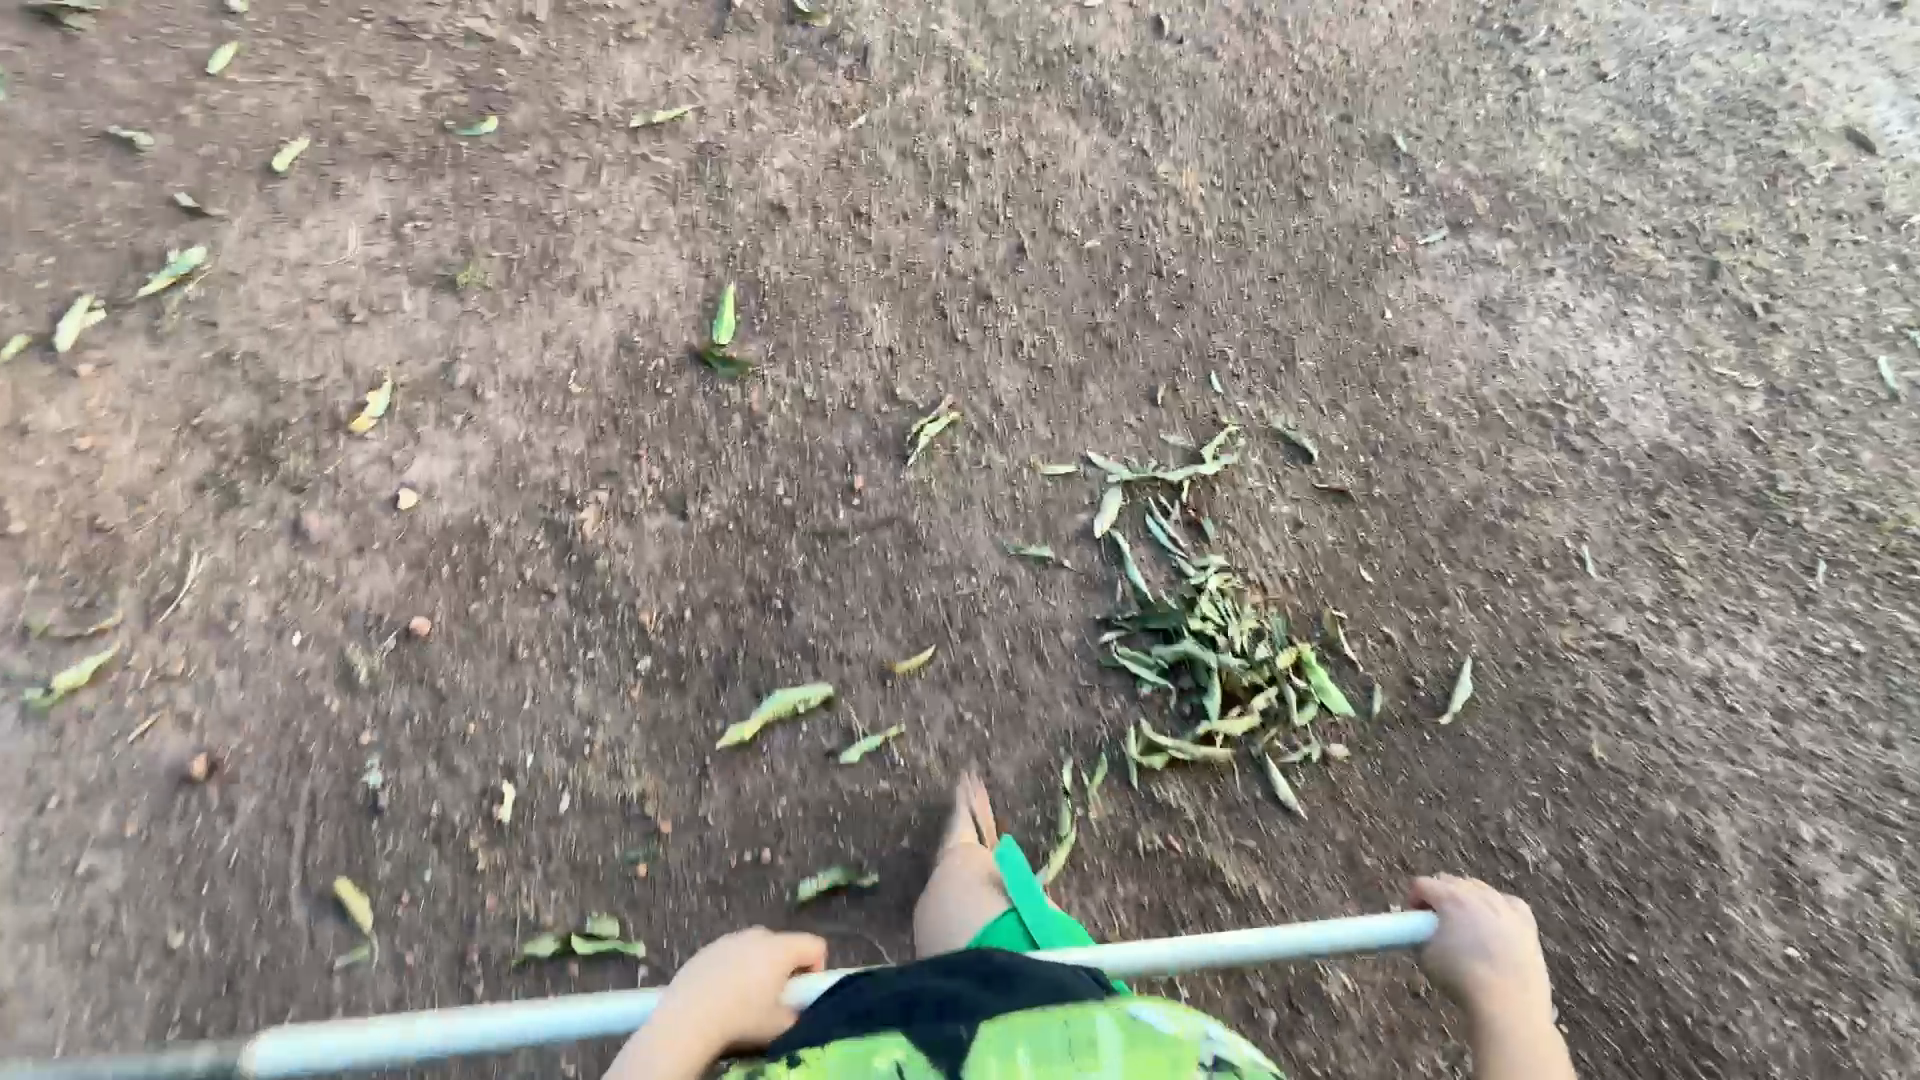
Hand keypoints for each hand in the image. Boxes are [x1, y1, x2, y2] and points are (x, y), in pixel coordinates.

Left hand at [652, 928, 828, 1054]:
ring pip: (757, 948)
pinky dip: (734, 968)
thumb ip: (796, 1013)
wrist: (687, 1019)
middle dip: (785, 968)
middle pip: (785, 944)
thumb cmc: (740, 1019)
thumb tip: (794, 1008)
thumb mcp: (778, 1025)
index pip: (816, 945)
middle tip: (773, 997)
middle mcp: (760, 934)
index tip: (800, 992)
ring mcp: (732, 938)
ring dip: (759, 966)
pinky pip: (732, 953)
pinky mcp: (709, 947)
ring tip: (744, 997)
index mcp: (782, 948)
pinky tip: (720, 994)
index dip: (817, 968)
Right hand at [1408, 875, 1552, 1023]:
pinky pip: (1509, 902)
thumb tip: (1422, 931)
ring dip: (1466, 898)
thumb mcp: (1425, 955)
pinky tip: (1495, 922)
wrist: (1508, 1004)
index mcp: (1450, 898)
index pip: (1422, 883)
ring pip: (1479, 888)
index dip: (1414, 898)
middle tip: (1436, 920)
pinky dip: (1498, 907)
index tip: (1414, 918)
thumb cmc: (1461, 978)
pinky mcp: (1527, 924)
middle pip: (1450, 880)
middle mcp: (1477, 895)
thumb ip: (1420, 934)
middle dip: (1438, 895)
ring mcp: (1505, 908)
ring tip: (1465, 923)